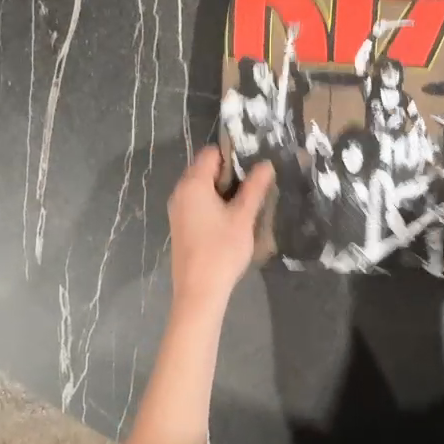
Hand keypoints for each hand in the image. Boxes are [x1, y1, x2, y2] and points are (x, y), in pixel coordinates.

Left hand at [169, 147, 272, 311]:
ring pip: (201, 187)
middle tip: (253, 186)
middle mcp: (180, 192)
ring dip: (222, 190)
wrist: (199, 290)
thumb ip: (255, 188)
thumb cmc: (222, 250)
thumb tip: (266, 164)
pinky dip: (212, 203)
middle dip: (229, 173)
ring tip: (245, 203)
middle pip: (204, 168)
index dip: (233, 156)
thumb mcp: (243, 217)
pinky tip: (229, 219)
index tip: (252, 169)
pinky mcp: (179, 225)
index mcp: (193, 184)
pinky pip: (196, 202)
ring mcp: (177, 209)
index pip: (211, 153)